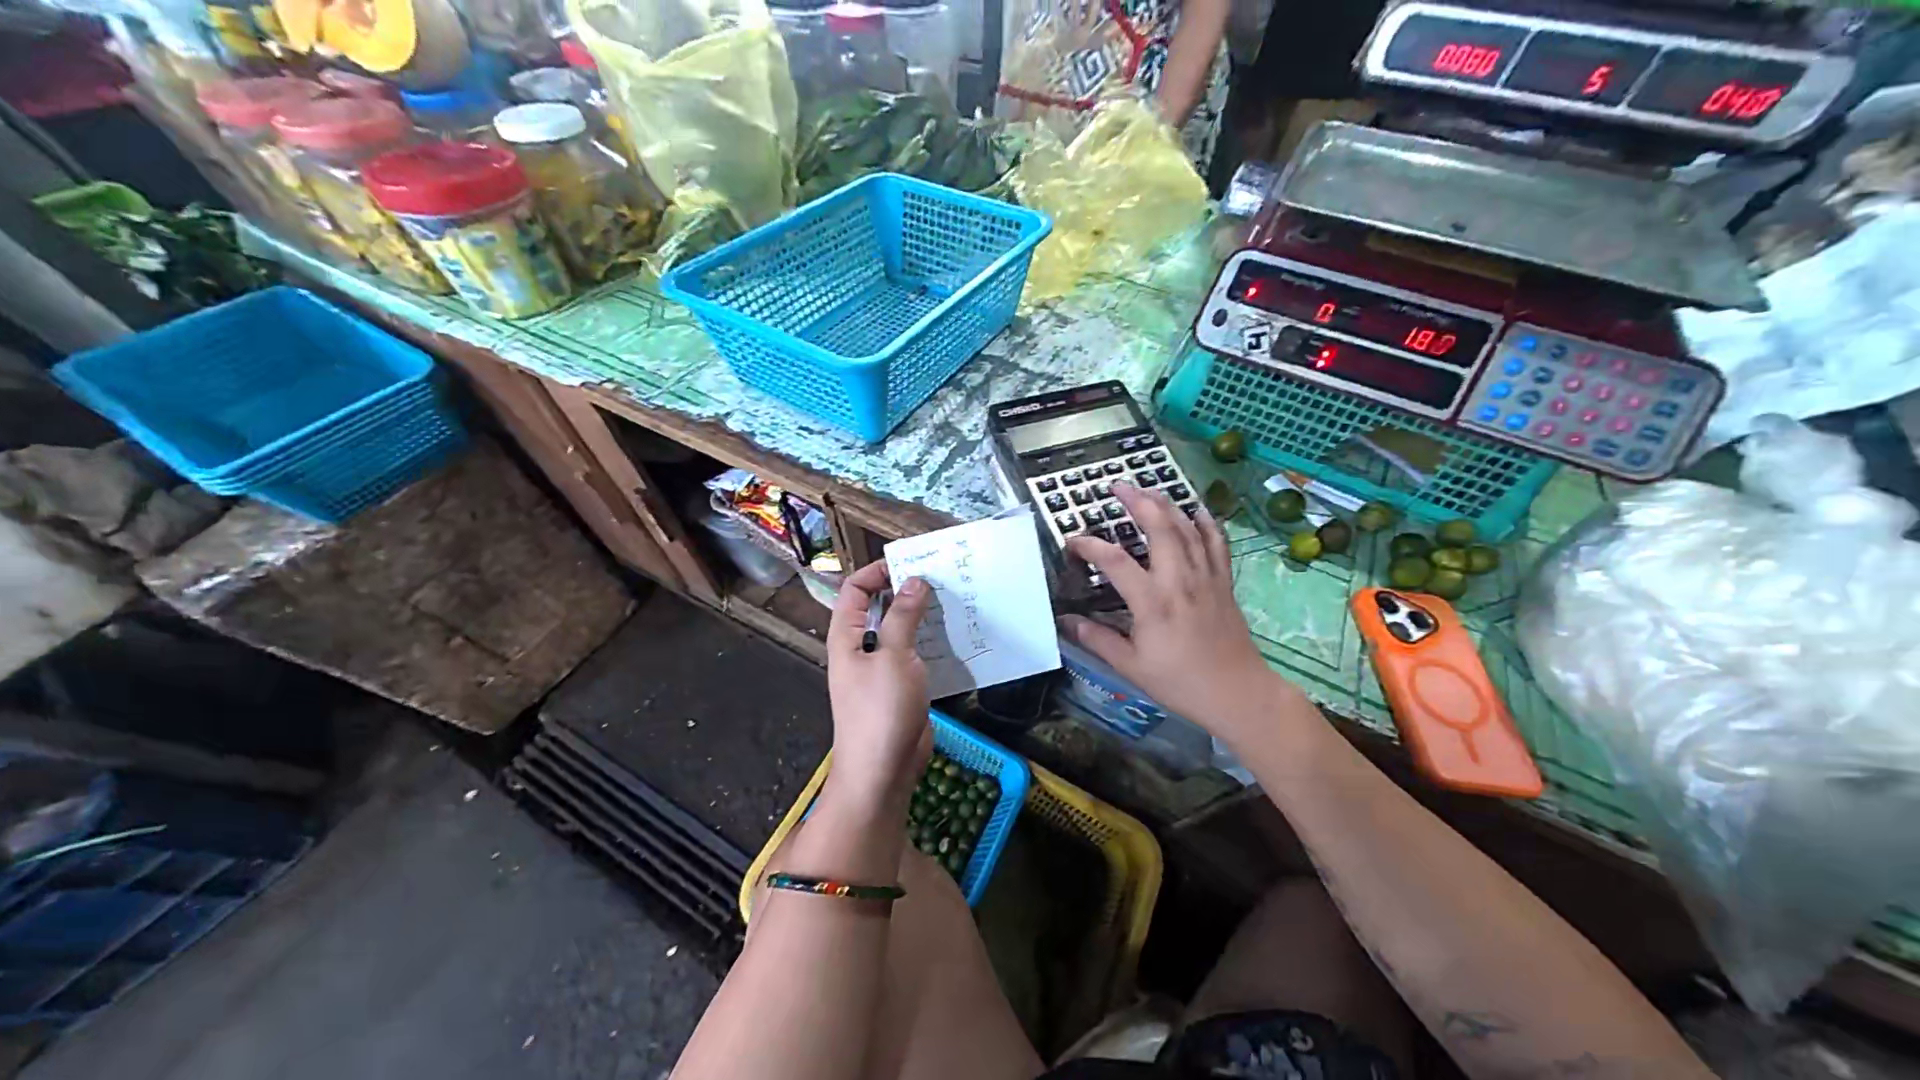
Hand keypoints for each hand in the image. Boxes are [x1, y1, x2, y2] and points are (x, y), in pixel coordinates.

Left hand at [825, 559, 934, 805]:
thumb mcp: (894, 656)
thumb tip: (914, 581)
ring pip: (899, 632)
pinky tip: (954, 638)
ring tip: (953, 603)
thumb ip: (903, 616)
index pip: (854, 590)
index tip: (910, 564)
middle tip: (940, 580)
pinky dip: (930, 644)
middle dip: (905, 592)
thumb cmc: (881, 709)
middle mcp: (860, 649)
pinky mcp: (900, 688)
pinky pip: (913, 656)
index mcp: (846, 636)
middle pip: (879, 608)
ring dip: (922, 618)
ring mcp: (880, 670)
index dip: (877, 572)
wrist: (882, 770)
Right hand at [1062, 481, 1304, 742]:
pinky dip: (1206, 523)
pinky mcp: (1223, 583)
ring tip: (1148, 489)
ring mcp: (1206, 578)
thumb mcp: (1131, 666)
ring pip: (1187, 529)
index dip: (1089, 546)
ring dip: (1167, 504)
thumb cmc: (1180, 682)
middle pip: (1159, 528)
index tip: (1072, 542)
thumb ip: (1097, 639)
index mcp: (1152, 602)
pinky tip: (1197, 509)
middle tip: (1118, 486)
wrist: (1238, 693)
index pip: (1114, 561)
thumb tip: (1066, 621)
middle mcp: (1179, 580)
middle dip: (1137, 502)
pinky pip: (1216, 543)